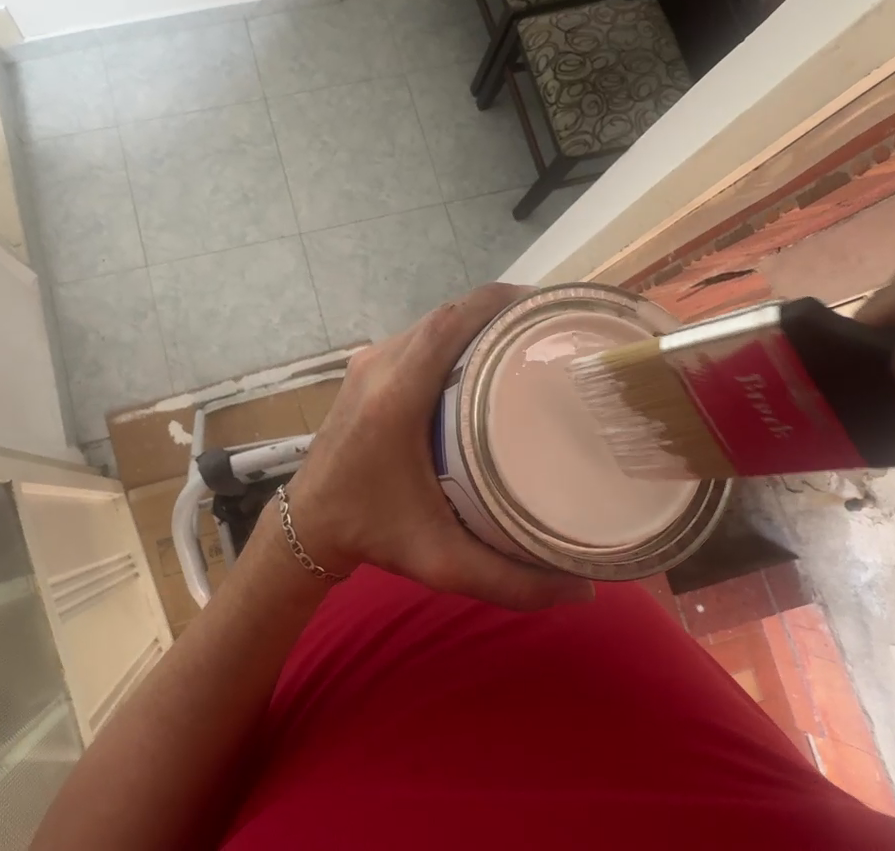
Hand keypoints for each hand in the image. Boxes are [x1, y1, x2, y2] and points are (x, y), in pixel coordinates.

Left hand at [278, 284, 594, 611]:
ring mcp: (367, 363)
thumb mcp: (441, 562)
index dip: (500, 302)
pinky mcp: (363, 369)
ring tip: (525, 341)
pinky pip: (416, 337)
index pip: (452, 321)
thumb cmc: (372, 534)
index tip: (547, 306)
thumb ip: (511, 582)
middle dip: (499, 311)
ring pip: (431, 323)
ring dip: (475, 322)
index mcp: (396, 395)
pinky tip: (482, 359)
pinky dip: (452, 336)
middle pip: (447, 315)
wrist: (308, 525)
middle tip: (550, 330)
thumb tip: (585, 593)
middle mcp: (380, 366)